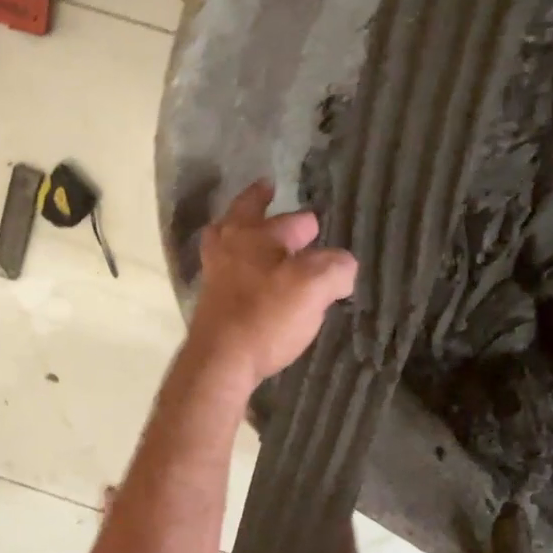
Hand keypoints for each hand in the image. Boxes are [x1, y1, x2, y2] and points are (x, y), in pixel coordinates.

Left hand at [186, 180, 356, 388]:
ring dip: (238, 230)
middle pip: (243, 214)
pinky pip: (223, 269)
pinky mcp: (209, 301)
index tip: (316, 224)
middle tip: (266, 190)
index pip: (293, 220)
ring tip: (251, 231)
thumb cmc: (266, 317)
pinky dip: (234, 263)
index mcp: (256, 233)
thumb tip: (343, 265)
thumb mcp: (314, 287)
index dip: (310, 224)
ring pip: (225, 238)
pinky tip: (246, 277)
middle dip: (257, 202)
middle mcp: (230, 245)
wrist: (220, 361)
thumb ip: (336, 268)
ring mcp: (214, 273)